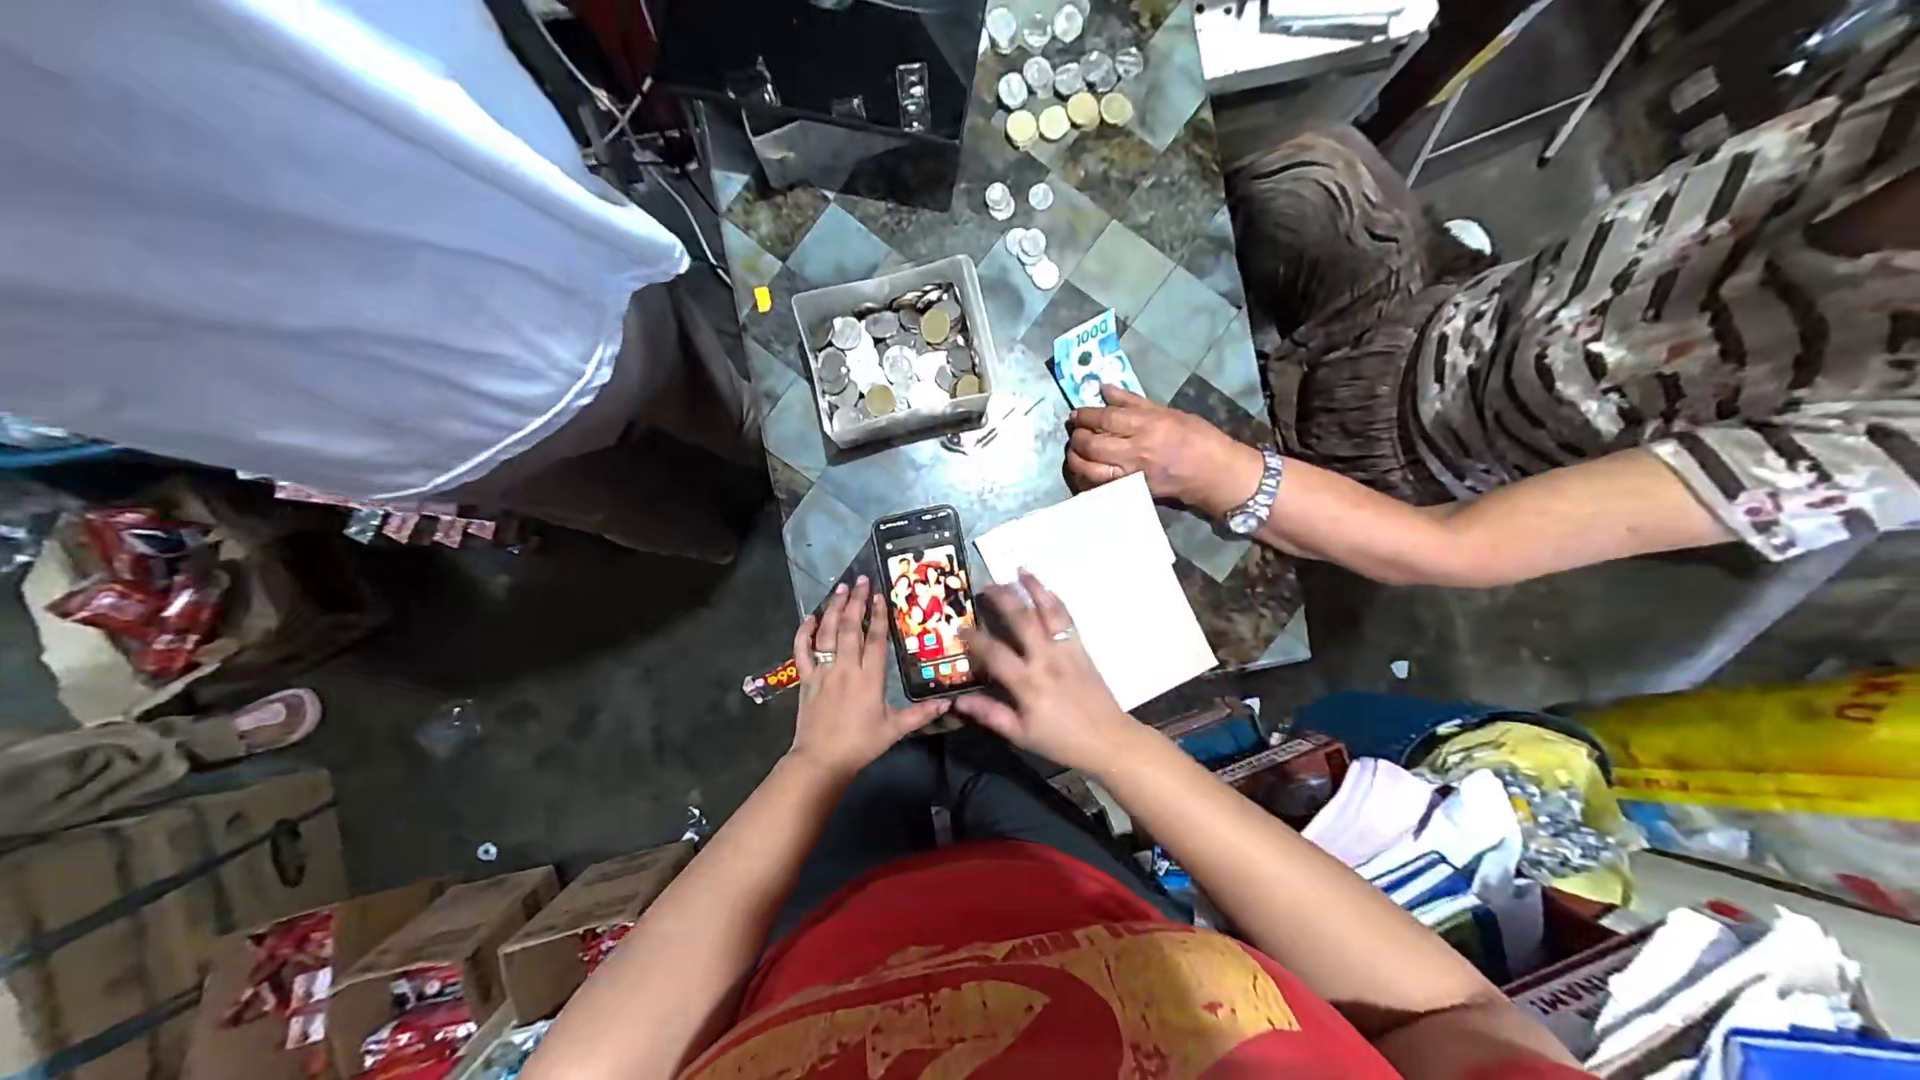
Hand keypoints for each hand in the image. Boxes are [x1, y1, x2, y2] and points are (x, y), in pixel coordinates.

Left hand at [790, 577, 949, 779]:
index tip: (879, 594)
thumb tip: (949, 702)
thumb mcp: (894, 729)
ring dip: (833, 609)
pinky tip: (810, 618)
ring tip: (839, 588)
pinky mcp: (805, 679)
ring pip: (827, 633)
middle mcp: (846, 668)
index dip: (878, 615)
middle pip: (850, 628)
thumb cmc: (861, 744)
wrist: (821, 760)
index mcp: (869, 678)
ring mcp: (823, 672)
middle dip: (855, 601)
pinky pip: (802, 651)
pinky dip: (804, 633)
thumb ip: (921, 713)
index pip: (875, 639)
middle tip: (859, 580)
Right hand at [952, 570, 1143, 775]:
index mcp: (1028, 683)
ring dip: (1034, 589)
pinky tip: (1046, 590)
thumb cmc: (1061, 740)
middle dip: (1003, 599)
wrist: (1108, 740)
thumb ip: (990, 714)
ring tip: (1019, 571)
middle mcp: (1046, 659)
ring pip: (1049, 611)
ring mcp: (1066, 650)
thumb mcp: (1021, 734)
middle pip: (1022, 619)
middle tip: (986, 586)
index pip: (994, 653)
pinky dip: (1055, 601)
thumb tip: (958, 702)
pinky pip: (1067, 619)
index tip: (960, 628)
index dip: (974, 639)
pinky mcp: (1081, 648)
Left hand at [1066, 386, 1263, 516]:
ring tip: (1075, 452)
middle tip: (1075, 431)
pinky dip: (1086, 480)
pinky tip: (1083, 471)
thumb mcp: (1168, 411)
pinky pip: (1100, 487)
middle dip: (1078, 437)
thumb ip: (1133, 402)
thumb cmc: (1196, 437)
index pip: (1106, 419)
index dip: (1086, 415)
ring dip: (1076, 460)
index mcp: (1148, 426)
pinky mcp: (1133, 491)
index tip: (1075, 413)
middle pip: (1093, 444)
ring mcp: (1133, 474)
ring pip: (1092, 470)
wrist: (1215, 473)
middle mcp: (1137, 451)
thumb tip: (1104, 389)